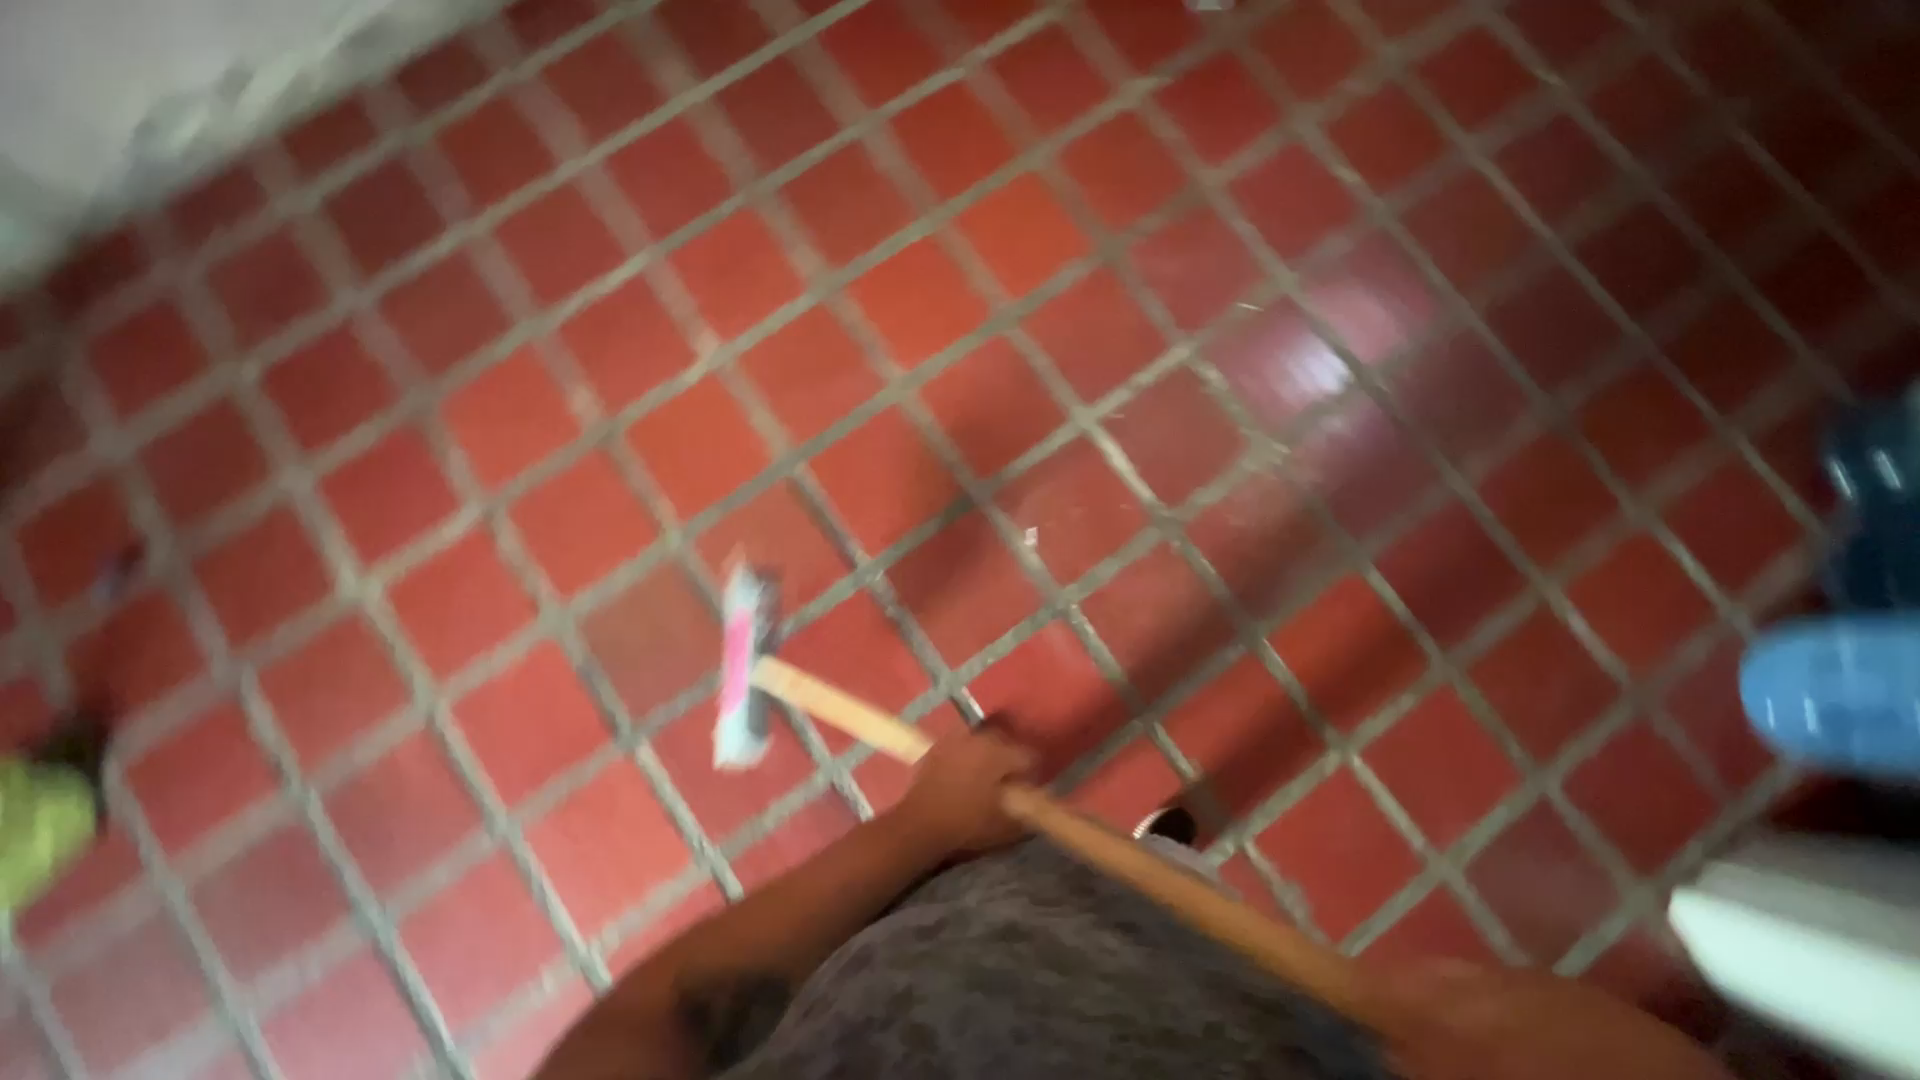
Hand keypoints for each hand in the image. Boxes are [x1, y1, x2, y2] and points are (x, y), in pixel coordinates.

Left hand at [892, 730, 1036, 854]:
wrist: (919, 826)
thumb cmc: (968, 826)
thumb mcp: (1008, 826)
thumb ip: (1030, 808)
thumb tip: (1038, 797)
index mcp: (1000, 752)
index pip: (1029, 756)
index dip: (1032, 775)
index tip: (1028, 791)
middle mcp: (979, 738)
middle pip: (1005, 743)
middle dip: (1010, 760)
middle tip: (1007, 784)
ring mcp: (955, 739)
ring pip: (981, 742)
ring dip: (987, 756)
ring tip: (984, 779)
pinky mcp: (936, 747)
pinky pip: (960, 747)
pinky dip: (966, 757)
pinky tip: (962, 776)